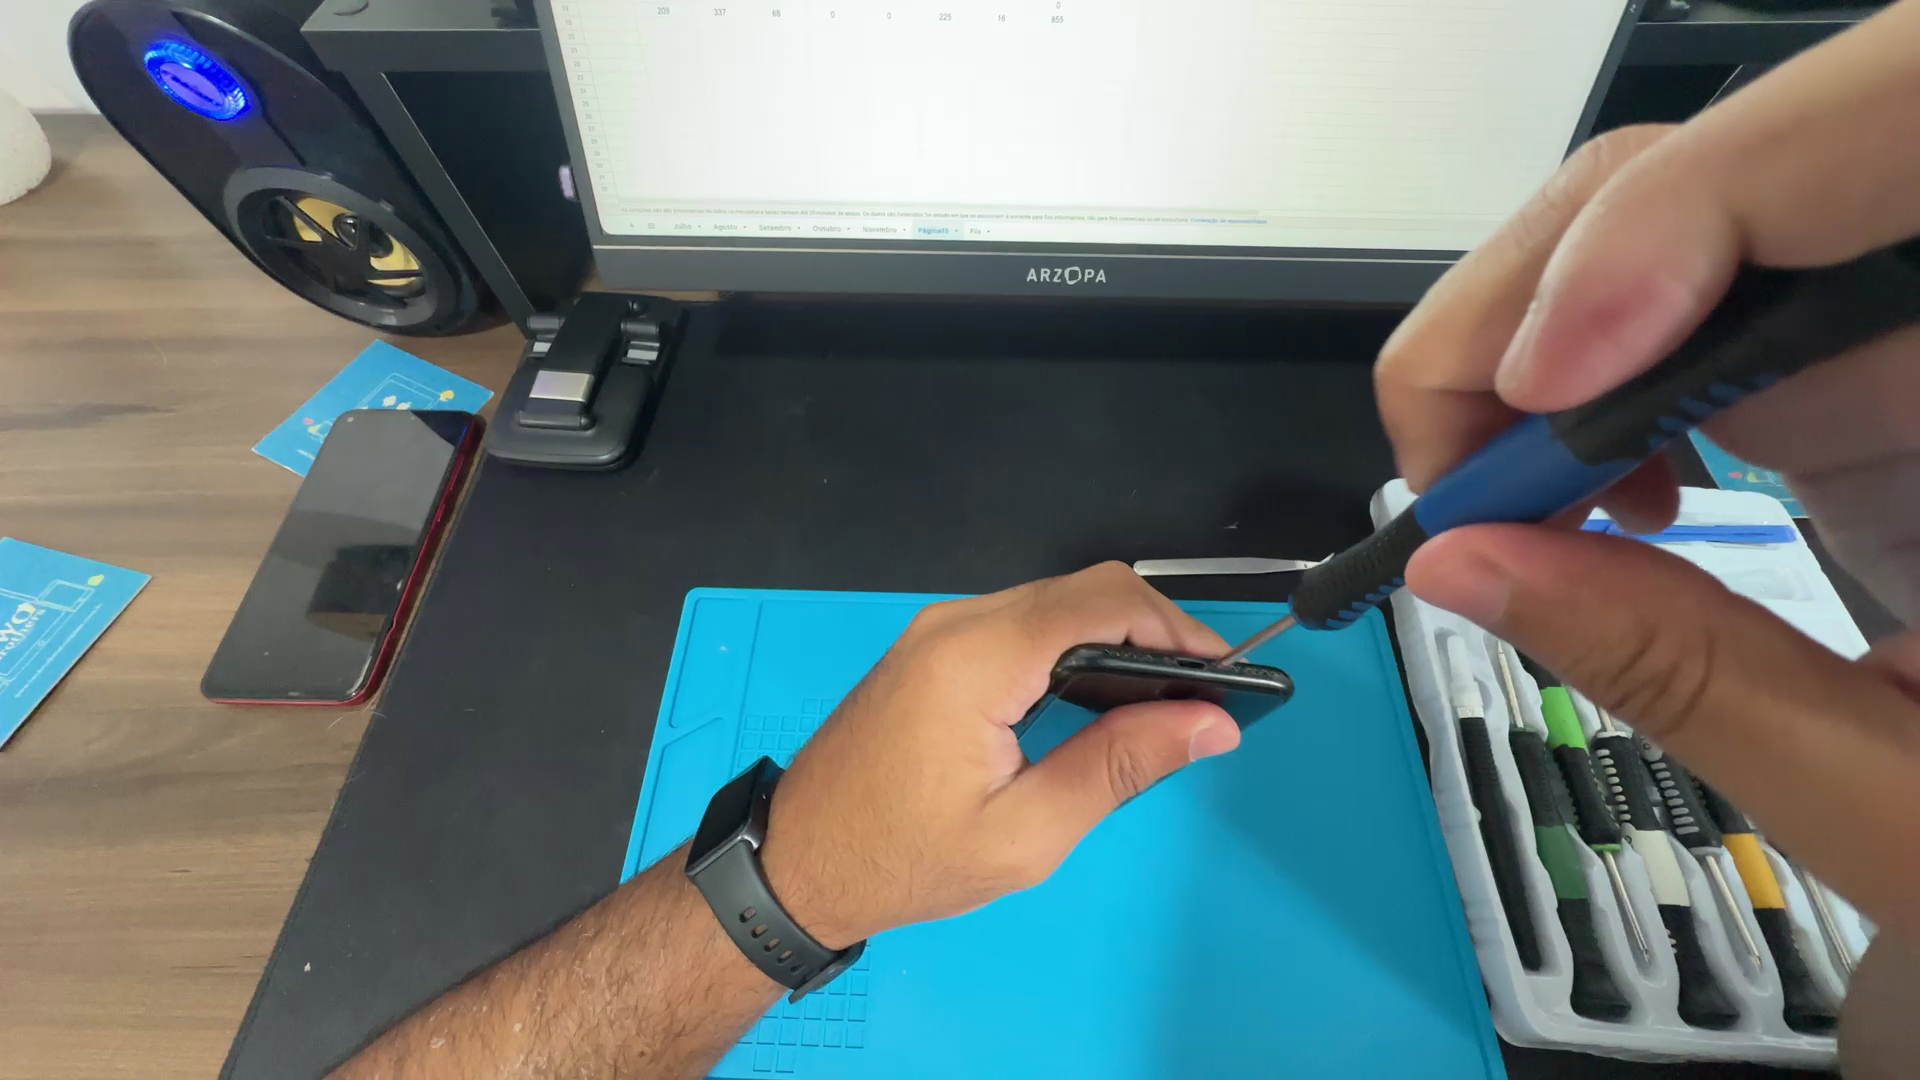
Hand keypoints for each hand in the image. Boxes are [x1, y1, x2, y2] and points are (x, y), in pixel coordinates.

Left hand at [757, 562, 1239, 948]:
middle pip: (1080, 589)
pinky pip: (1022, 622)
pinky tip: (1099, 692)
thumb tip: (1209, 722)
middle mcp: (958, 621)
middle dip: (1153, 629)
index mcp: (978, 656)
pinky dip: (1073, 644)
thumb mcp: (1026, 833)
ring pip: (1053, 601)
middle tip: (1199, 694)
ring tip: (1162, 698)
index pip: (1100, 599)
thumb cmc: (906, 858)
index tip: (1223, 674)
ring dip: (1114, 635)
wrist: (799, 857)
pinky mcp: (936, 644)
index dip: (1175, 626)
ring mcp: (940, 627)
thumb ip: (1119, 766)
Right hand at [1374, 2, 1919, 939]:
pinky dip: (1544, 394)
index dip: (1670, 219)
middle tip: (1464, 477)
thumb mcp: (1908, 811)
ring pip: (1627, 229)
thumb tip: (1450, 561)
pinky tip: (1590, 493)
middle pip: (1689, 173)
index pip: (1894, 126)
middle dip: (1517, 317)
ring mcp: (1877, 321)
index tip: (1537, 394)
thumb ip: (1678, 671)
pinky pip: (1628, 311)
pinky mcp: (1817, 359)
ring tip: (1519, 505)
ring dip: (1508, 361)